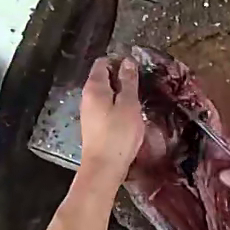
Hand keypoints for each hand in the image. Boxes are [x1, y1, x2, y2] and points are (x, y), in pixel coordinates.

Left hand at [80, 57, 144, 182]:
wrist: (104, 167)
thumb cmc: (118, 134)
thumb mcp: (129, 104)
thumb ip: (128, 82)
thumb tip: (127, 61)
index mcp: (94, 88)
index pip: (102, 63)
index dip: (119, 61)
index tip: (136, 67)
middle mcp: (87, 97)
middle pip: (103, 78)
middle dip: (121, 77)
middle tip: (141, 83)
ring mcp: (89, 112)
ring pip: (105, 94)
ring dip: (121, 93)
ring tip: (139, 98)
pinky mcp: (94, 125)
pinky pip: (105, 107)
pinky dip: (117, 106)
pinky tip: (130, 114)